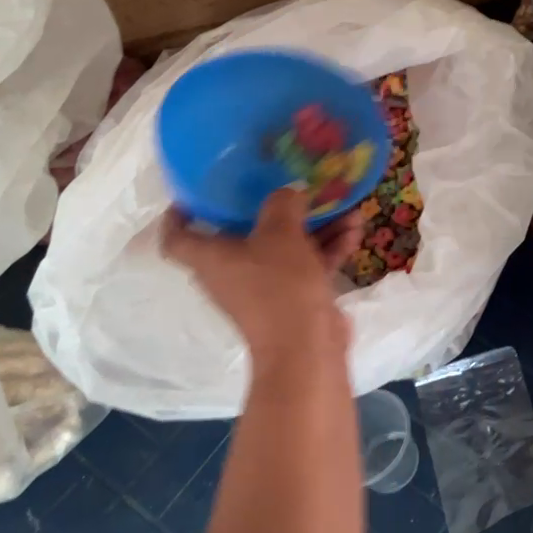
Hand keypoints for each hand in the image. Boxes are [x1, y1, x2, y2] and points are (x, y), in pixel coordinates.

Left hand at [163, 191, 362, 365]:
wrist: (304, 346)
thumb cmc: (279, 285)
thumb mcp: (281, 234)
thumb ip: (283, 204)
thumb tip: (288, 192)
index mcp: (211, 258)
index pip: (177, 237)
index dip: (180, 213)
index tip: (197, 193)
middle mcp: (232, 271)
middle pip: (245, 234)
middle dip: (277, 209)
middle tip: (294, 187)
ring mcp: (264, 285)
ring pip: (286, 246)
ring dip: (316, 226)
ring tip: (347, 208)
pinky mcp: (294, 296)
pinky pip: (308, 263)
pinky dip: (329, 247)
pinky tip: (356, 231)